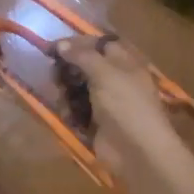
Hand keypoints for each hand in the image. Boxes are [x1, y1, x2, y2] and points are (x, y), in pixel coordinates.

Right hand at [56, 37, 183, 171]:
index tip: (55, 47)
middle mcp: (116, 79)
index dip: (78, 43)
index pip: (100, 44)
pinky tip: (68, 117)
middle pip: (86, 66)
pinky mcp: (97, 122)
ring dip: (66, 92)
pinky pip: (78, 110)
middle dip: (68, 69)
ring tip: (61, 98)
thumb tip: (61, 44)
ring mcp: (106, 102)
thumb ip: (82, 56)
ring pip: (78, 88)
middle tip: (55, 74)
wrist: (138, 151)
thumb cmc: (126, 105)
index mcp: (125, 62)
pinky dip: (70, 112)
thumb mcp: (105, 73)